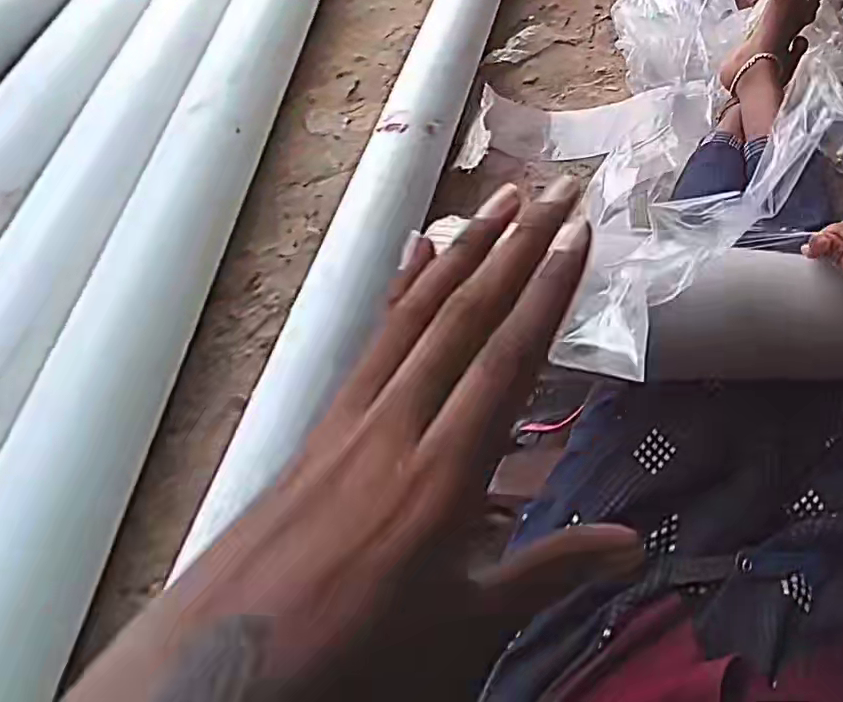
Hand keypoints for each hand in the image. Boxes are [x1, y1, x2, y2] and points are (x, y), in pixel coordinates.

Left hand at [67, 178, 640, 701]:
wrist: (205, 693)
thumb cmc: (354, 659)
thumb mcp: (466, 627)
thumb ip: (554, 570)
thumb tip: (637, 545)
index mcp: (443, 475)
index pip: (509, 358)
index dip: (548, 290)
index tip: (578, 234)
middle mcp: (399, 426)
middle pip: (468, 315)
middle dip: (520, 244)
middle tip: (557, 190)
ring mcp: (355, 417)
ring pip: (421, 312)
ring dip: (468, 247)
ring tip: (505, 198)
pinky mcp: (325, 420)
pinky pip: (375, 337)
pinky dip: (403, 286)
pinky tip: (421, 249)